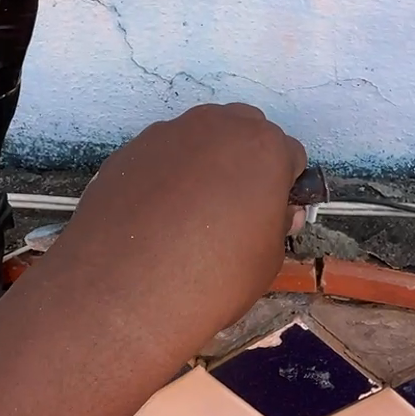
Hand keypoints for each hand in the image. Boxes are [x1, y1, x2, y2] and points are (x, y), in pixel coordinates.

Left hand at [47, 103, 307, 346]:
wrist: (126, 289)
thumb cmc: (214, 277)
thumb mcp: (267, 259)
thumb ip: (277, 223)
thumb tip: (277, 212)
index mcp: (263, 146)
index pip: (289, 154)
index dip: (283, 186)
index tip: (270, 213)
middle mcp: (216, 126)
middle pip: (244, 130)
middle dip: (246, 160)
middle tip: (235, 207)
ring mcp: (167, 133)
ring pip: (199, 137)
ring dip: (205, 162)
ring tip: (190, 213)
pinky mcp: (129, 150)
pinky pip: (160, 155)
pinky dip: (165, 175)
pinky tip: (155, 216)